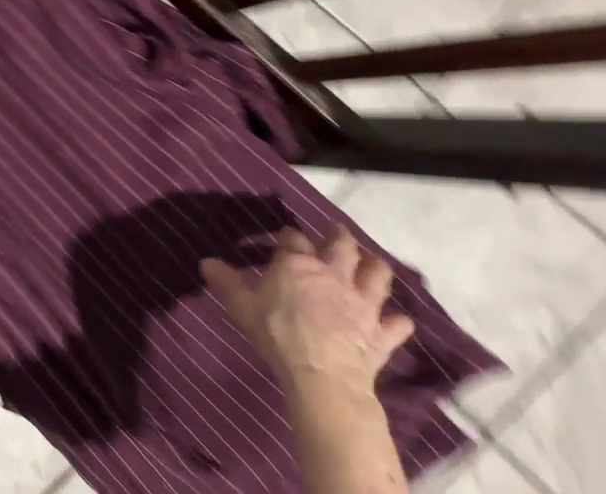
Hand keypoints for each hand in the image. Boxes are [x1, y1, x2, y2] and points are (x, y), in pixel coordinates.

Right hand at [202, 227, 415, 397]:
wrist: (321, 374)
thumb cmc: (276, 332)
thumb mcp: (240, 305)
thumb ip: (225, 281)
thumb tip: (207, 262)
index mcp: (297, 264)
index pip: (293, 238)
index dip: (289, 235)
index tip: (284, 236)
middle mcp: (334, 275)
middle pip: (343, 247)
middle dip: (339, 236)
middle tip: (337, 232)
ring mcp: (364, 303)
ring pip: (379, 276)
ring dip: (375, 267)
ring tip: (371, 263)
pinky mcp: (382, 332)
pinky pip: (398, 322)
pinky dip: (396, 319)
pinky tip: (392, 319)